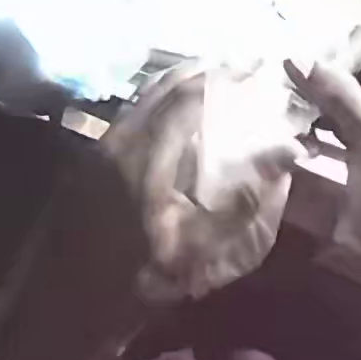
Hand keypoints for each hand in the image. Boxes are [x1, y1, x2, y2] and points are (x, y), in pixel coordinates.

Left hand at [60, 64, 300, 309]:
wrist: (73, 298)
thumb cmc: (143, 277)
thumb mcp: (201, 249)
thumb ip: (246, 201)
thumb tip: (287, 154)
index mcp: (148, 162)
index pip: (187, 101)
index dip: (221, 78)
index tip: (251, 66)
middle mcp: (122, 142)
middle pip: (163, 87)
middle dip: (203, 69)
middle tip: (237, 61)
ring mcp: (103, 145)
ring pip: (143, 94)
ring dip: (179, 77)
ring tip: (212, 69)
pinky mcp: (94, 152)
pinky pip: (131, 108)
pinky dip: (158, 94)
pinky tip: (174, 97)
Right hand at [286, 31, 360, 311]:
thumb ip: (340, 97)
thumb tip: (296, 57)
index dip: (340, 44)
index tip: (297, 46)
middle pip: (352, 72)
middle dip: (315, 70)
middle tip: (274, 65)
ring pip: (332, 100)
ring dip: (304, 97)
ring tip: (268, 88)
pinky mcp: (347, 158)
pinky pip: (322, 130)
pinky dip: (301, 125)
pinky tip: (276, 120)